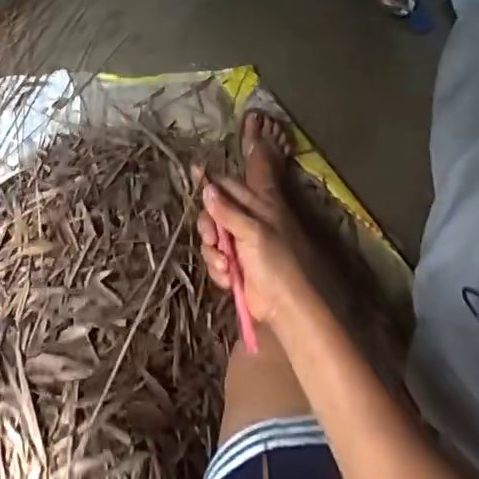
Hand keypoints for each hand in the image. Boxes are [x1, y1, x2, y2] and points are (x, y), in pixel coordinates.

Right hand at [194, 168, 314, 327]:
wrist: (284, 306)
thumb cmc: (276, 263)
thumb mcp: (253, 232)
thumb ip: (227, 211)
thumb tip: (206, 189)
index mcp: (259, 205)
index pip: (229, 184)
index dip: (212, 181)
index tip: (193, 171)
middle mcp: (248, 219)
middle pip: (214, 210)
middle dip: (209, 225)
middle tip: (212, 238)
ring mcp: (240, 242)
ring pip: (211, 236)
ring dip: (213, 252)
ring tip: (225, 266)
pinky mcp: (233, 264)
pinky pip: (214, 258)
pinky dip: (218, 268)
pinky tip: (228, 278)